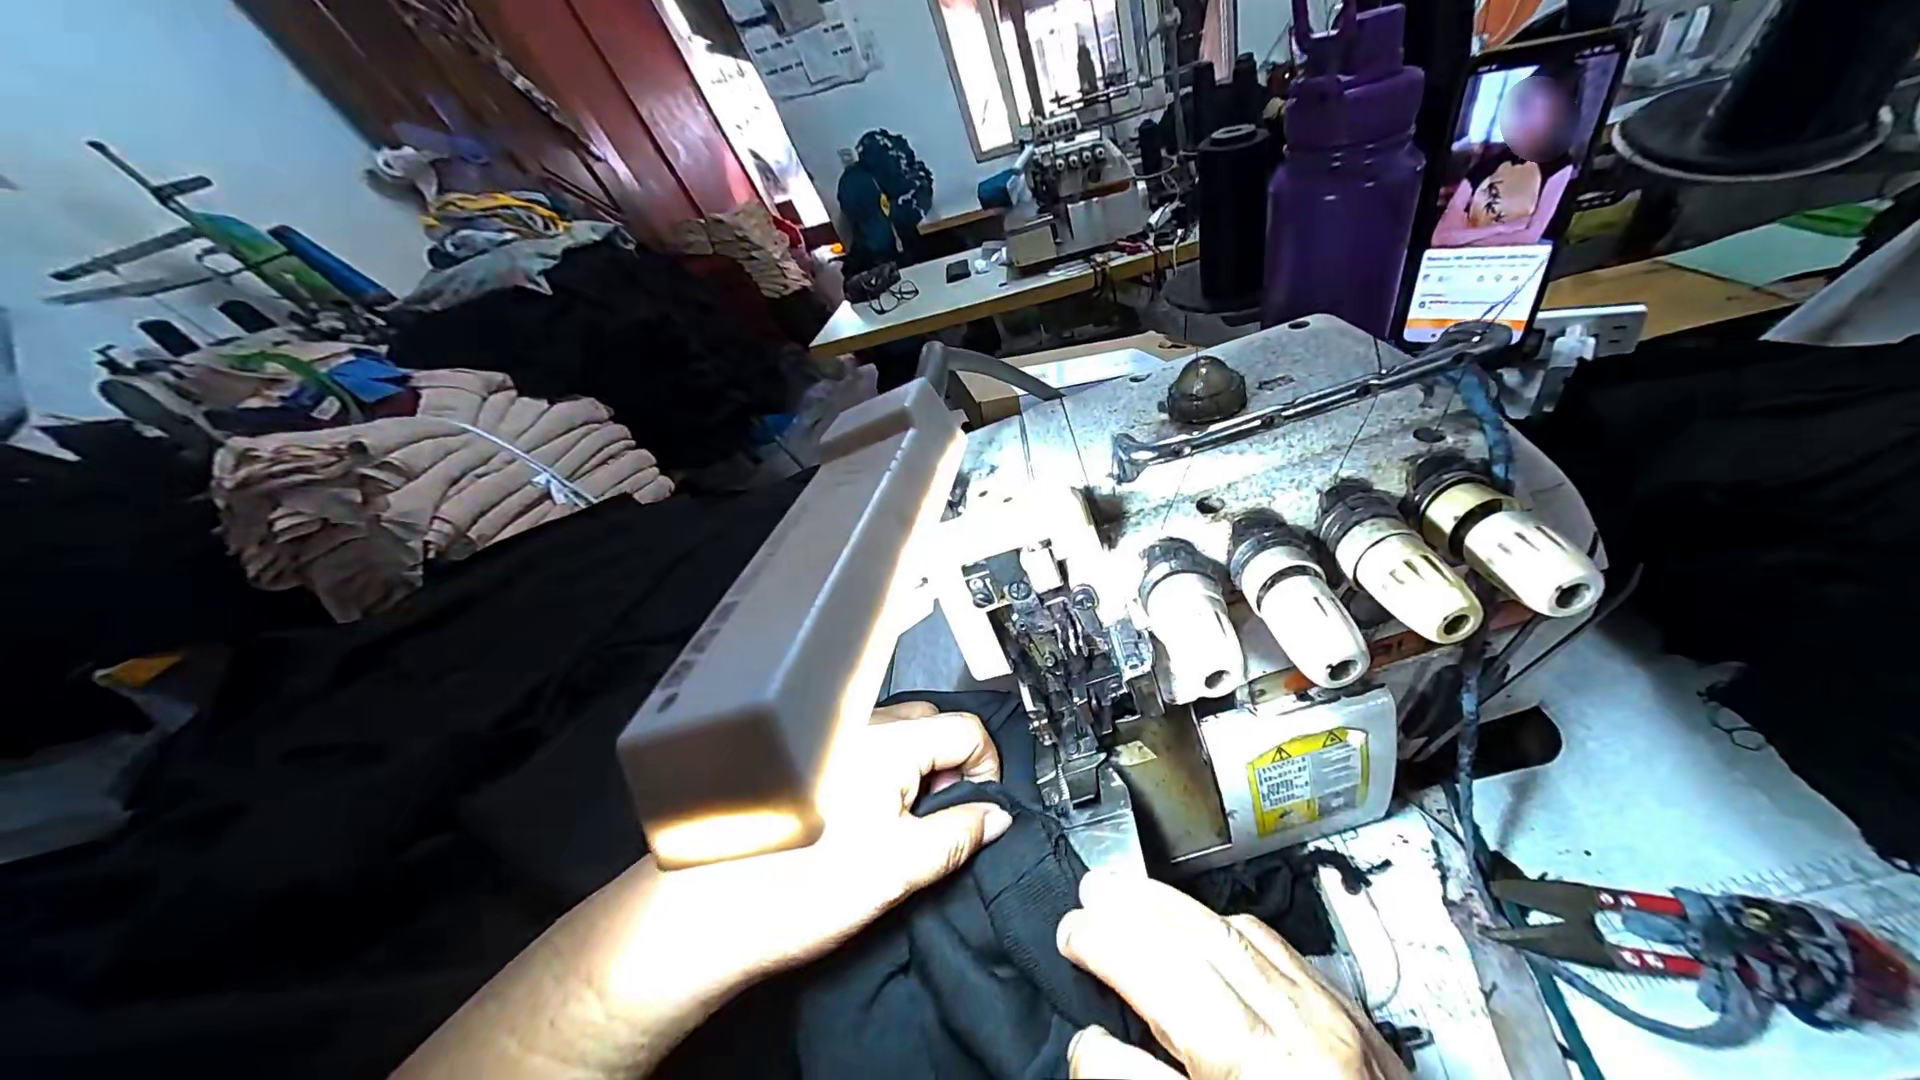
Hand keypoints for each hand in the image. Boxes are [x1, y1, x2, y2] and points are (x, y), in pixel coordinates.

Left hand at [395, 703, 1011, 1079]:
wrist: (707, 909)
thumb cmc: (806, 887)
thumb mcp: (900, 867)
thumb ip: (961, 834)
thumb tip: (1000, 816)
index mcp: (889, 740)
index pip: (967, 730)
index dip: (987, 769)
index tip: (978, 811)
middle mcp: (860, 722)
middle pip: (933, 724)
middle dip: (951, 765)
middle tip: (939, 817)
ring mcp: (829, 734)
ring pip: (898, 733)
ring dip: (916, 767)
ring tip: (900, 821)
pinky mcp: (806, 752)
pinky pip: (866, 743)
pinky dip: (883, 768)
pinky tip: (864, 812)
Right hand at [1056, 871, 1407, 1079]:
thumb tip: (1097, 1055)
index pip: (1152, 1049)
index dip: (1099, 1031)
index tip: (1076, 1014)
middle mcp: (1301, 1062)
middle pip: (1189, 963)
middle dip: (1123, 927)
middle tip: (1081, 913)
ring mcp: (1335, 1032)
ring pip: (1229, 936)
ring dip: (1165, 907)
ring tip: (1121, 894)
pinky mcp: (1358, 1023)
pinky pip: (1276, 944)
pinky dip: (1221, 923)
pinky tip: (1197, 922)